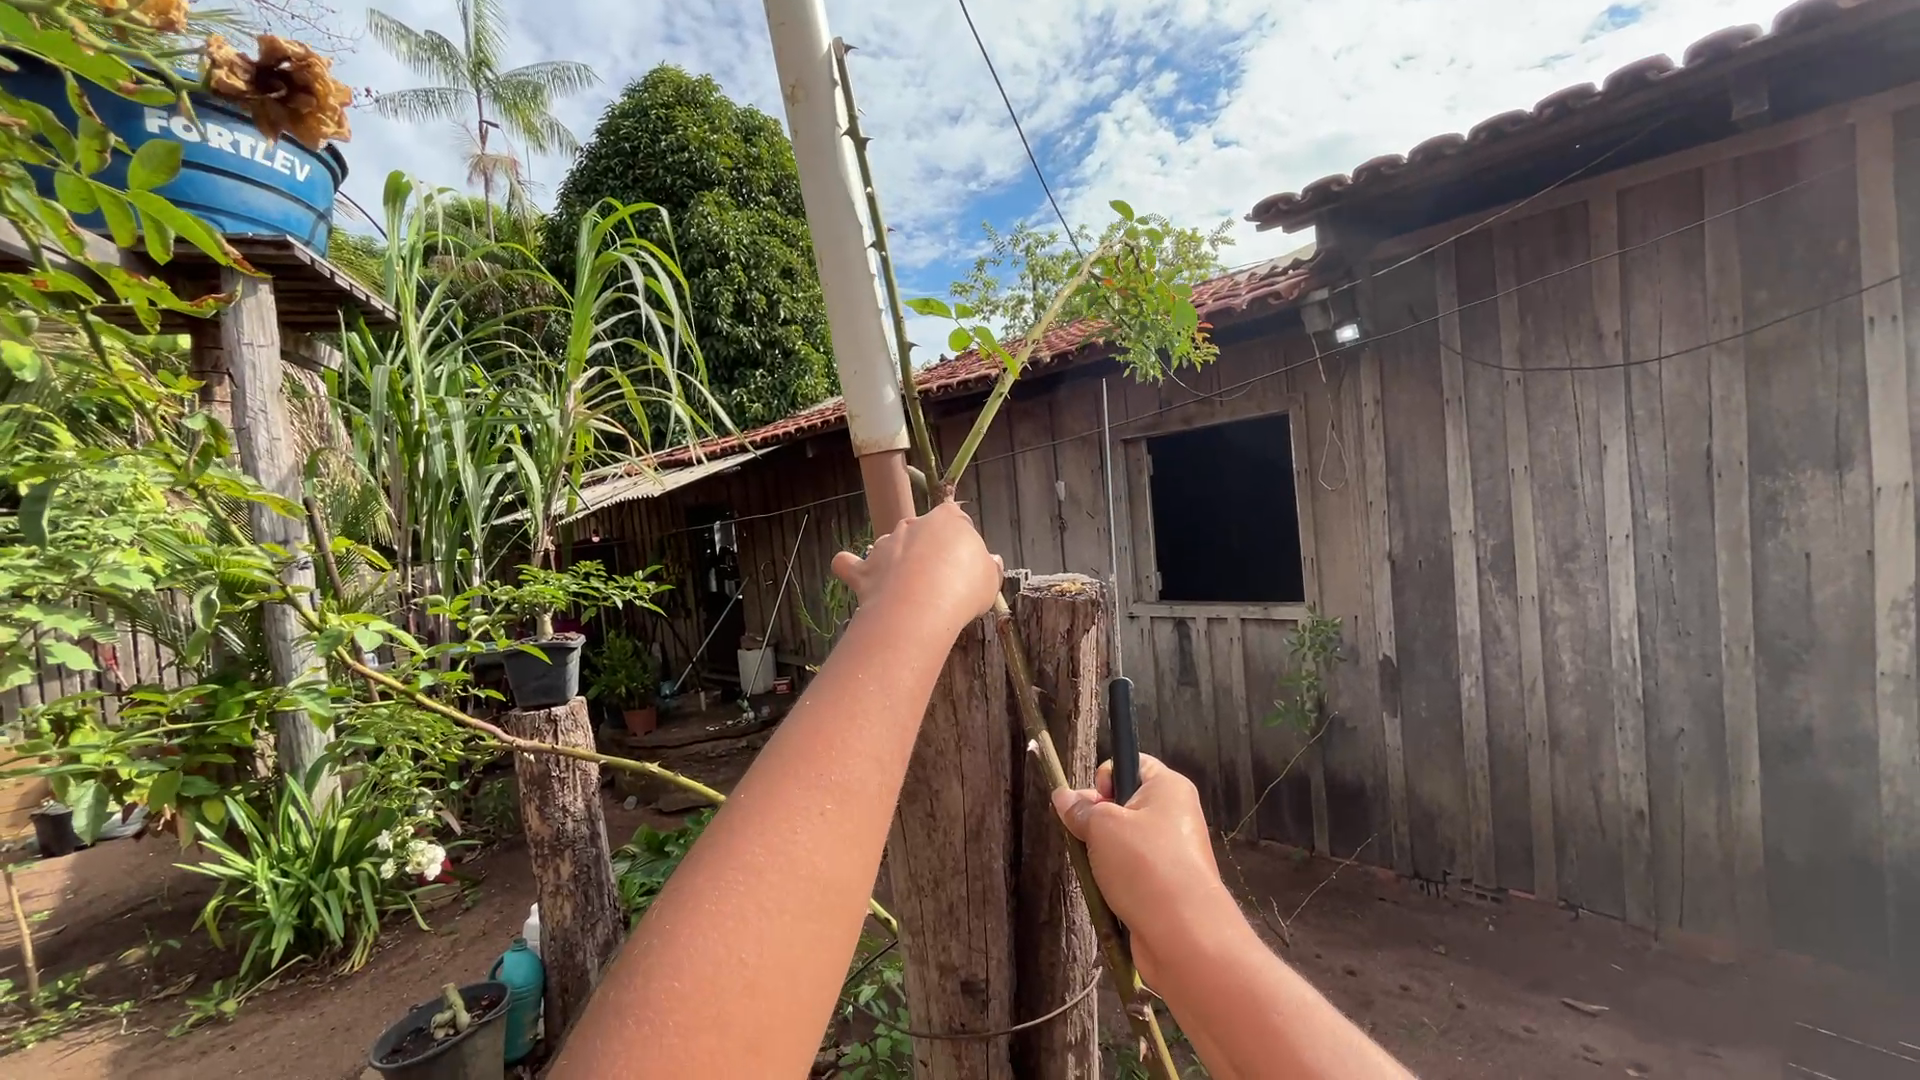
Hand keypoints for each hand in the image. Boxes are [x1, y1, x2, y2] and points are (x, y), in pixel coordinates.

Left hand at [831, 502, 1001, 636]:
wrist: (922, 606)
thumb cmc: (964, 588)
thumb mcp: (991, 579)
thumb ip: (990, 568)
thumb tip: (992, 562)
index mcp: (947, 520)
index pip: (956, 518)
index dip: (961, 539)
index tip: (967, 562)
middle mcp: (913, 525)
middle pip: (921, 531)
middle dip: (927, 550)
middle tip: (939, 581)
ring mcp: (884, 545)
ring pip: (889, 546)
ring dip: (896, 561)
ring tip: (907, 590)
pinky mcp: (864, 569)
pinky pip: (849, 564)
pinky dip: (850, 567)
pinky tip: (854, 574)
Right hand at [1052, 755, 1232, 984]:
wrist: (1185, 936)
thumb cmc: (1144, 864)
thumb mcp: (1102, 826)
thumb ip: (1079, 809)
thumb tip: (1062, 795)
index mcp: (1168, 787)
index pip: (1131, 763)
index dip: (1105, 778)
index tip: (1095, 804)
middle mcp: (1175, 814)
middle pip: (1123, 804)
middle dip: (1097, 820)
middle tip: (1084, 837)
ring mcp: (1173, 853)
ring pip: (1123, 841)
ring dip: (1102, 854)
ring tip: (1095, 870)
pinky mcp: (1166, 885)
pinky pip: (1131, 871)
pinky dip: (1114, 880)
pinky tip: (1106, 893)